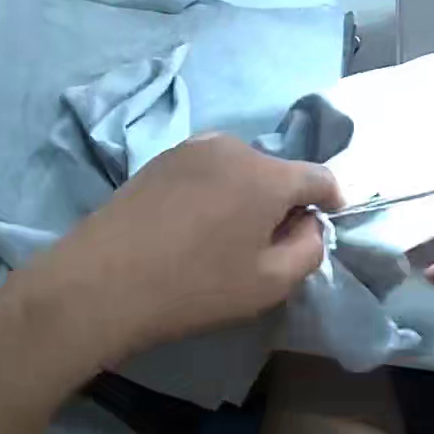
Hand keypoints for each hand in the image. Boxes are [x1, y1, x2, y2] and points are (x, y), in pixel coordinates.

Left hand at [24, 134, 341, 366]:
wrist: (102, 280)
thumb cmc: (195, 286)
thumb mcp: (270, 283)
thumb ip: (309, 249)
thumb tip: (309, 224)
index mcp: (268, 174)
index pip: (319, 176)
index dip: (330, 200)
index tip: (325, 223)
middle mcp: (234, 147)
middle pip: (277, 171)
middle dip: (283, 201)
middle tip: (266, 243)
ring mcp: (193, 147)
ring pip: (241, 168)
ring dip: (246, 194)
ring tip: (224, 235)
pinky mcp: (162, 157)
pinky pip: (208, 169)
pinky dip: (215, 189)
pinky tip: (192, 224)